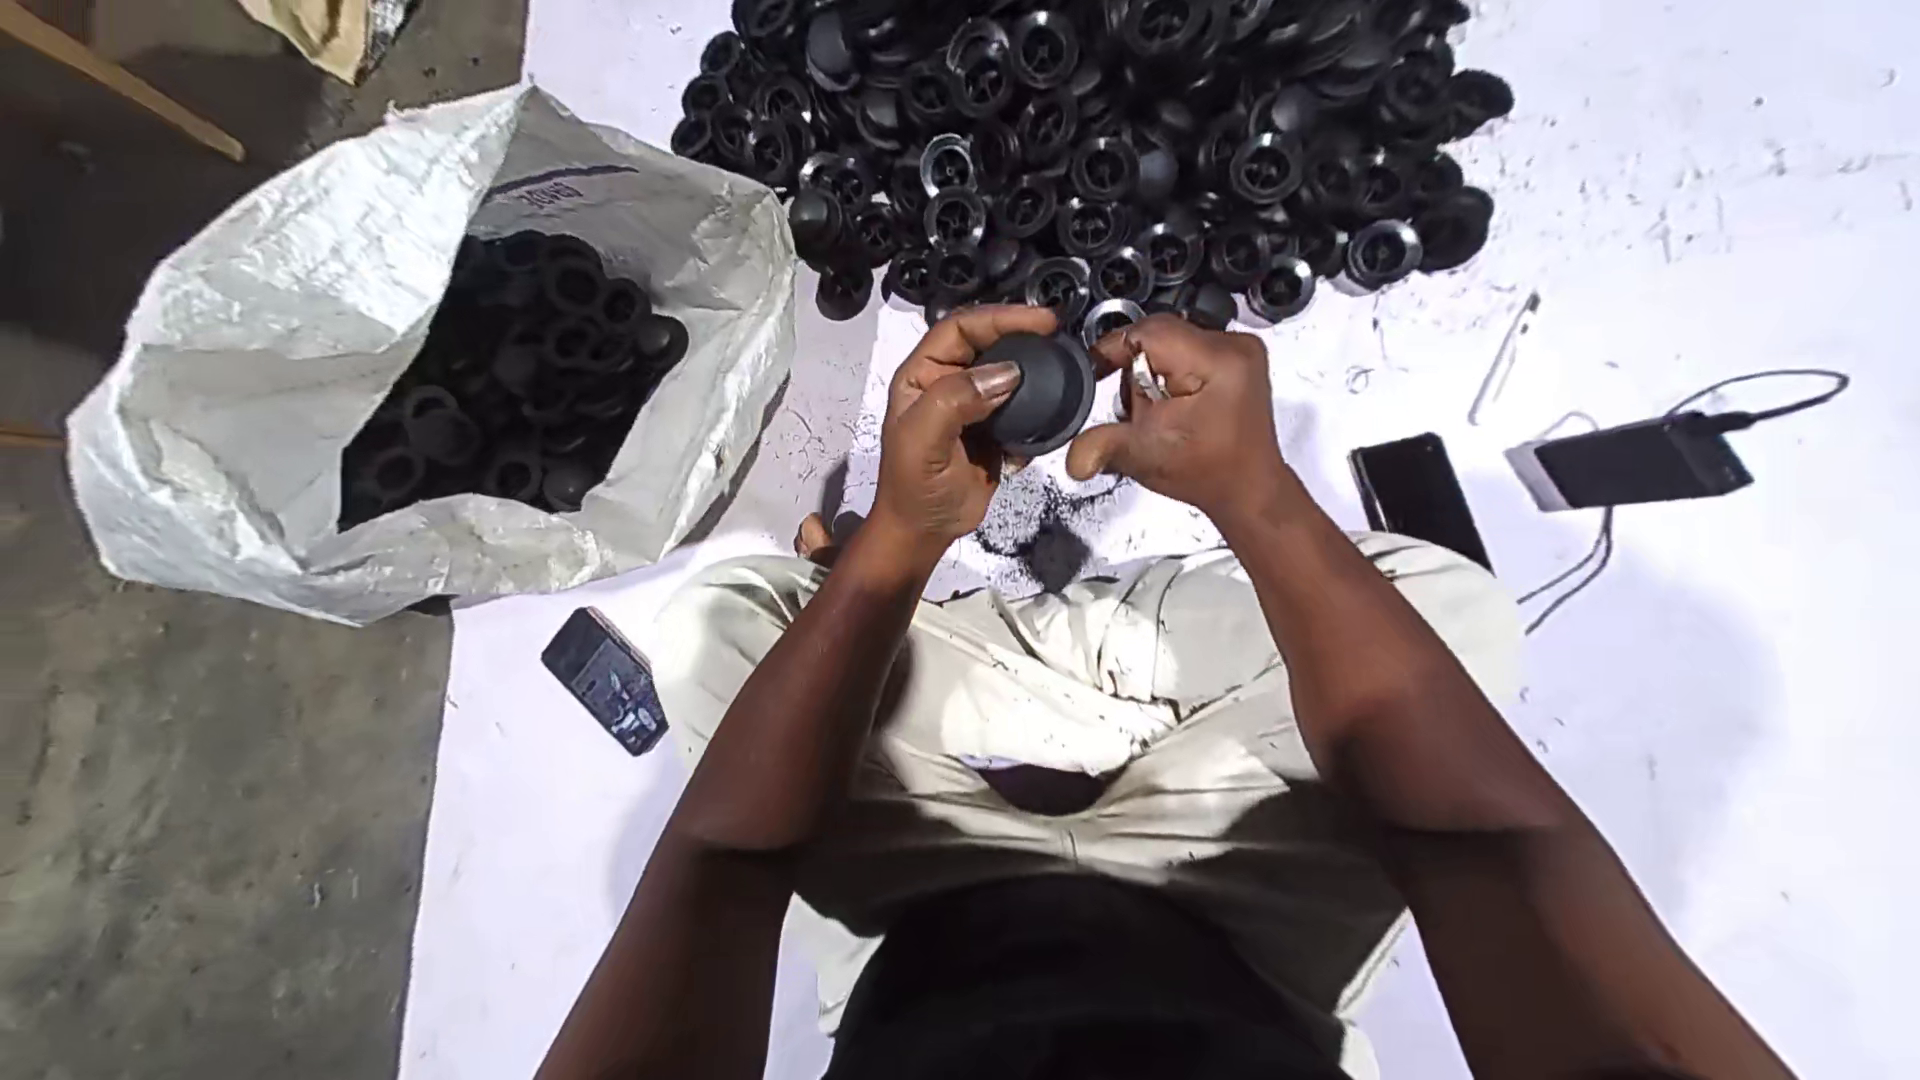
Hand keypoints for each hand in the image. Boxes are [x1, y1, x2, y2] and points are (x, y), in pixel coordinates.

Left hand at [868, 304, 1058, 569]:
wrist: (926, 530)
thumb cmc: (913, 487)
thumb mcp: (923, 439)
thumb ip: (956, 400)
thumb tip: (1006, 373)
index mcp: (922, 376)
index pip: (960, 329)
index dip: (998, 318)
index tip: (1039, 321)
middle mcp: (947, 384)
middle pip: (988, 345)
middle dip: (1022, 336)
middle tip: (1057, 336)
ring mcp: (973, 408)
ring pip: (1008, 374)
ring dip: (1034, 371)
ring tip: (1062, 366)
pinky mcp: (994, 431)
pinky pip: (1021, 408)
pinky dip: (1038, 407)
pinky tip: (1052, 408)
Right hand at [1066, 314, 1291, 525]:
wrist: (1245, 488)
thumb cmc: (1211, 472)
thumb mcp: (1144, 456)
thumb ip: (1102, 445)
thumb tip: (1074, 456)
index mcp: (1217, 361)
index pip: (1148, 330)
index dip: (1113, 350)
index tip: (1097, 371)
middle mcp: (1234, 346)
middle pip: (1157, 335)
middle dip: (1136, 371)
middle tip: (1144, 410)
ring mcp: (1239, 350)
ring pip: (1169, 342)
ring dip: (1152, 374)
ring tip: (1162, 411)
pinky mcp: (1236, 359)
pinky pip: (1186, 350)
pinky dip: (1169, 375)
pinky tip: (1175, 405)